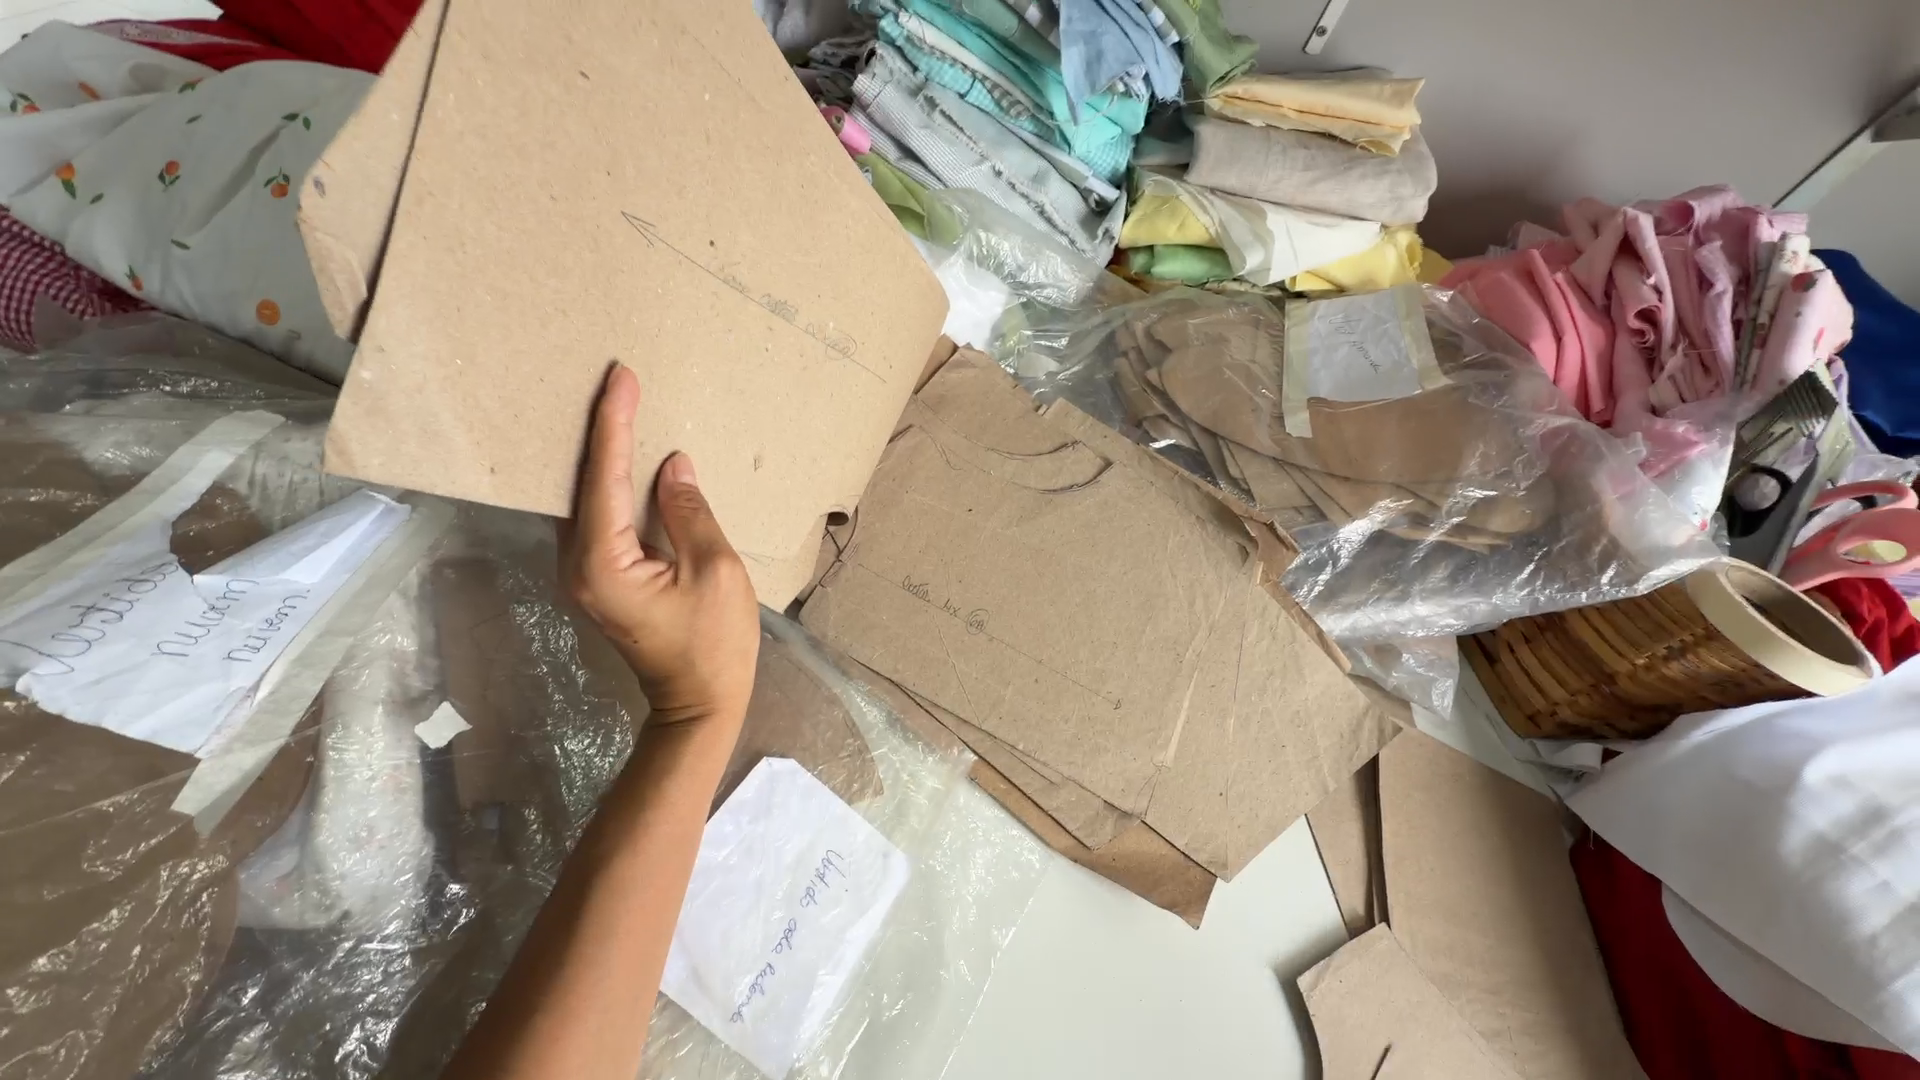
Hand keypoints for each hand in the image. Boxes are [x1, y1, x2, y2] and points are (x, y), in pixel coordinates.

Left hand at [563, 365, 759, 727]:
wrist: (699, 703)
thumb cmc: (715, 643)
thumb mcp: (715, 571)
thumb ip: (690, 512)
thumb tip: (672, 467)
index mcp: (604, 561)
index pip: (604, 477)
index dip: (614, 424)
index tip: (621, 378)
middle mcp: (578, 564)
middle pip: (582, 484)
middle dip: (600, 431)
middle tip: (616, 383)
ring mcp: (584, 574)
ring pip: (586, 500)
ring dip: (602, 456)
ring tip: (619, 409)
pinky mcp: (599, 580)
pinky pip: (598, 519)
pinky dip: (610, 485)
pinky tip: (626, 463)